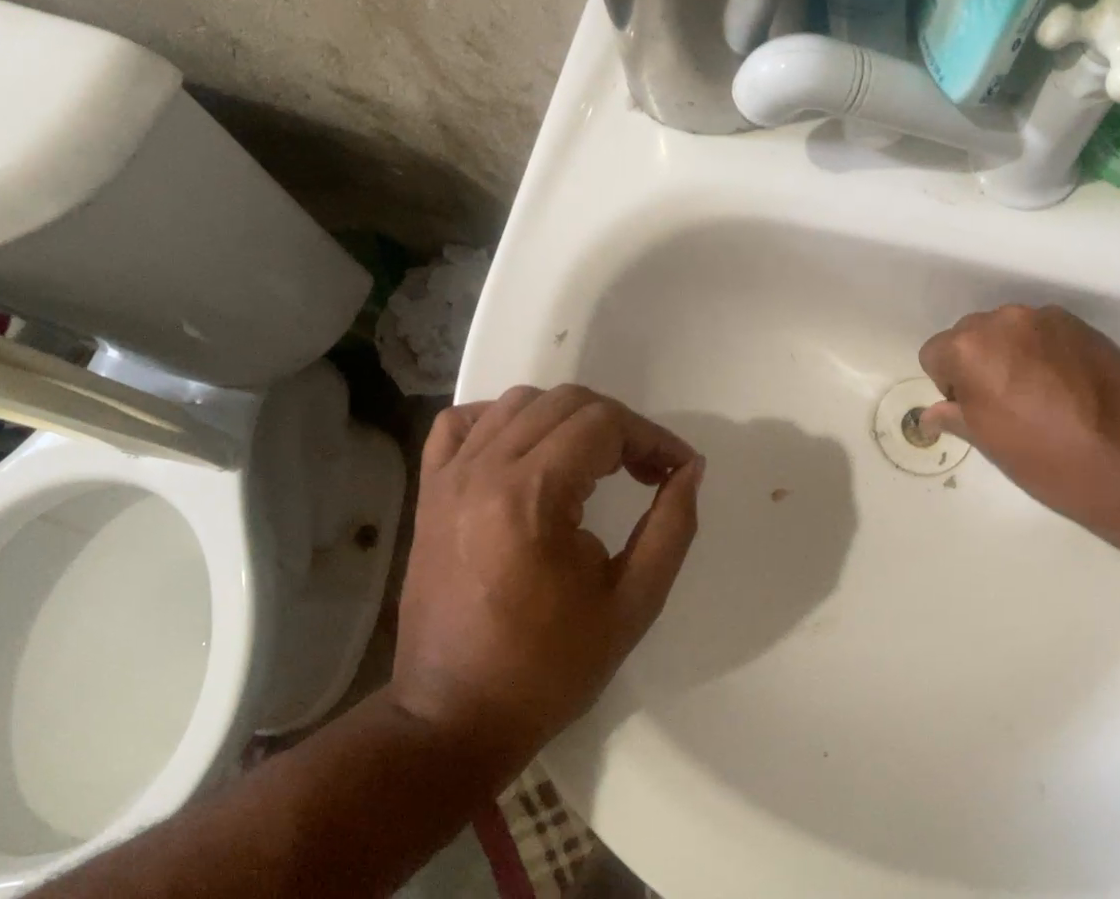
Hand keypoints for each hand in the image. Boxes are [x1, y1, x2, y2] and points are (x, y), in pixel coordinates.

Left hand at [392, 385, 704, 753]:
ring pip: (518, 403)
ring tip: (596, 465)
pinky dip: (502, 421)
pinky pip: (462, 424)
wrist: (456, 715)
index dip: (653, 439)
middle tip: (647, 472)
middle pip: (565, 403)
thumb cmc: (550, 668)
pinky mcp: (429, 493)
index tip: (679, 471)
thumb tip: (690, 469)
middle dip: (619, 427)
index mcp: (531, 496)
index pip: (604, 425)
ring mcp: (448, 478)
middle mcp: (484, 470)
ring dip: (568, 420)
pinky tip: (528, 451)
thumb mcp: (633, 602)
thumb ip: (672, 527)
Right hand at [917, 305, 1119, 526]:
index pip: (935, 354)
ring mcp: (1047, 320)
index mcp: (970, 348)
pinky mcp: (1083, 326)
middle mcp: (1004, 321)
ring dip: (1011, 356)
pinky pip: (1044, 334)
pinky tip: (1064, 389)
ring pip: (1009, 332)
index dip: (948, 385)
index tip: (971, 411)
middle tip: (1001, 406)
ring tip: (1036, 397)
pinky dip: (1044, 353)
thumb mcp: (990, 445)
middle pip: (971, 336)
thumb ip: (956, 417)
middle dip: (977, 364)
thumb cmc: (1048, 459)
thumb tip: (933, 414)